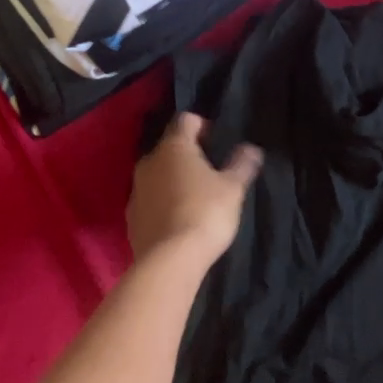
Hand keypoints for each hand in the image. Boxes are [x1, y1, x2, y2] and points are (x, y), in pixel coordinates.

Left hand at [128, 113, 262, 269]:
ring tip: (194, 198)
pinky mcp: (130, 218)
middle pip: (169, 147)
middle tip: (209, 172)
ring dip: (172, 179)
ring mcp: (136, 190)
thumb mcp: (233, 188)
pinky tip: (177, 220)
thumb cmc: (205, 213)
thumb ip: (242, 164)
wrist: (169, 262)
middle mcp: (149, 161)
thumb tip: (252, 149)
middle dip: (187, 155)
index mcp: (174, 146)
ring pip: (157, 174)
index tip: (217, 142)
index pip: (186, 120)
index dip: (202, 126)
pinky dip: (161, 203)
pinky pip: (148, 200)